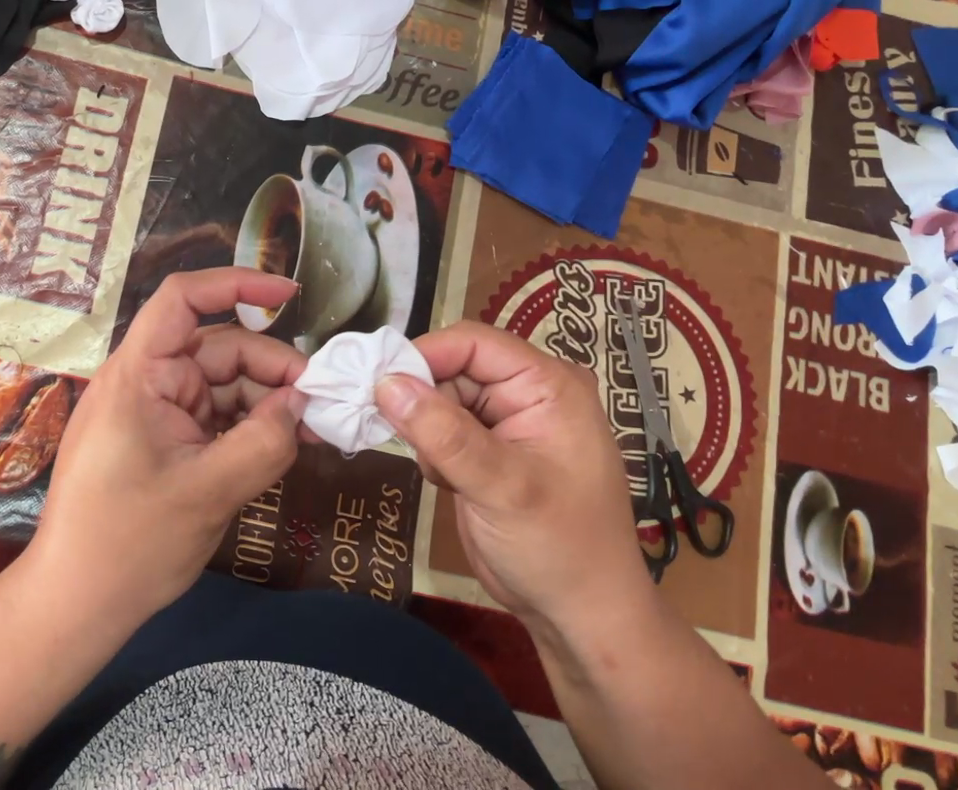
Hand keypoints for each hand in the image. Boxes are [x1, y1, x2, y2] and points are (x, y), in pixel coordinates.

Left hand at [22, 267, 307, 617]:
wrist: (78, 603)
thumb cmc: (130, 542)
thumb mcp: (209, 491)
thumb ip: (264, 442)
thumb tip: (303, 404)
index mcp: (139, 375)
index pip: (183, 300)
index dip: (236, 284)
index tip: (289, 295)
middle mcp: (145, 382)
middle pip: (218, 348)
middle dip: (272, 369)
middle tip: (320, 405)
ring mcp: (153, 413)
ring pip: (222, 386)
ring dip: (265, 403)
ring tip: (309, 433)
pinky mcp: (162, 442)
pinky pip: (213, 418)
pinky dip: (247, 427)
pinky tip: (280, 447)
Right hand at [374, 322, 649, 628]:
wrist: (579, 614)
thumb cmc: (558, 547)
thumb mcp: (501, 487)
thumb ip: (443, 433)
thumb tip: (384, 383)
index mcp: (547, 384)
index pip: (472, 343)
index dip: (423, 357)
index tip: (378, 386)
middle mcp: (527, 393)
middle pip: (451, 368)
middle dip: (422, 401)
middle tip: (406, 441)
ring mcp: (507, 423)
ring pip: (439, 400)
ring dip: (426, 433)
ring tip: (444, 474)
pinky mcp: (487, 451)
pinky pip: (442, 430)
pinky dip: (432, 452)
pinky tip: (448, 484)